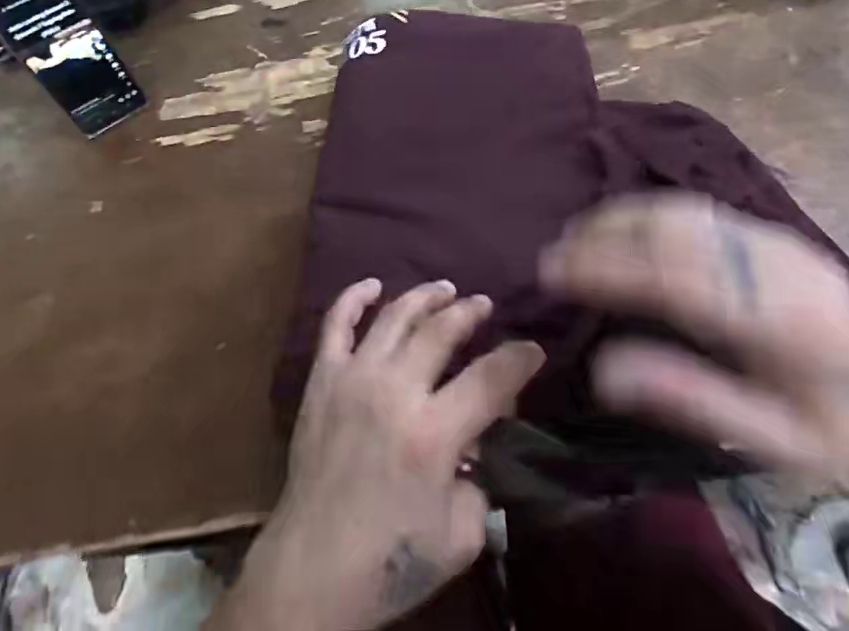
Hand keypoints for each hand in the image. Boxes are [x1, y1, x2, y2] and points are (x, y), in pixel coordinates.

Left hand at [211, 280, 545, 630]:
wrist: (315, 562)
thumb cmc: (393, 559)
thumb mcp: (462, 533)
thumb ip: (479, 478)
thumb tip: (475, 439)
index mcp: (433, 433)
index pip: (490, 378)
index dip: (518, 358)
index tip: (533, 348)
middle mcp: (393, 391)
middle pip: (439, 331)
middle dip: (469, 312)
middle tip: (483, 304)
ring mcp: (352, 378)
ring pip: (393, 317)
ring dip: (422, 297)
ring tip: (444, 288)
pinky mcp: (322, 379)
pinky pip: (336, 325)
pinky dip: (353, 299)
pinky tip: (371, 286)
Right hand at [540, 194, 848, 512]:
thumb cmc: (842, 433)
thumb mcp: (775, 442)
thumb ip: (690, 398)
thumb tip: (602, 370)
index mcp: (786, 325)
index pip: (675, 280)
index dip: (606, 269)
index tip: (550, 273)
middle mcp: (781, 268)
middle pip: (674, 232)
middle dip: (601, 237)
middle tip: (550, 259)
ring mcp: (779, 243)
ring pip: (681, 212)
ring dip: (617, 219)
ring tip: (572, 239)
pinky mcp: (774, 234)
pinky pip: (695, 211)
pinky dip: (644, 213)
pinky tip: (618, 229)